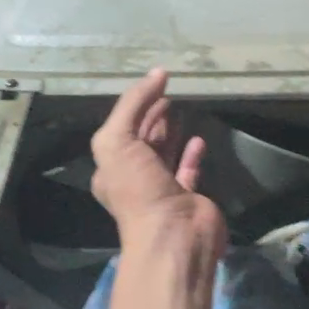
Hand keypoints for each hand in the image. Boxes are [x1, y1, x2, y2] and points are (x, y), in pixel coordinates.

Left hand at [91, 70, 226, 253]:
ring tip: (181, 109)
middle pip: (143, 140)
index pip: (121, 129)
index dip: (136, 105)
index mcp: (111, 167)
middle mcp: (134, 178)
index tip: (155, 83)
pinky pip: (188, 169)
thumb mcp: (118, 140)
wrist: (172, 234)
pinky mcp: (188, 196)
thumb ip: (133, 104)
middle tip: (168, 94)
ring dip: (171, 133)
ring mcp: (162, 189)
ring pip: (165, 154)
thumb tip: (157, 73)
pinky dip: (191, 153)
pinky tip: (197, 138)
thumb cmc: (138, 188)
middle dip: (152, 117)